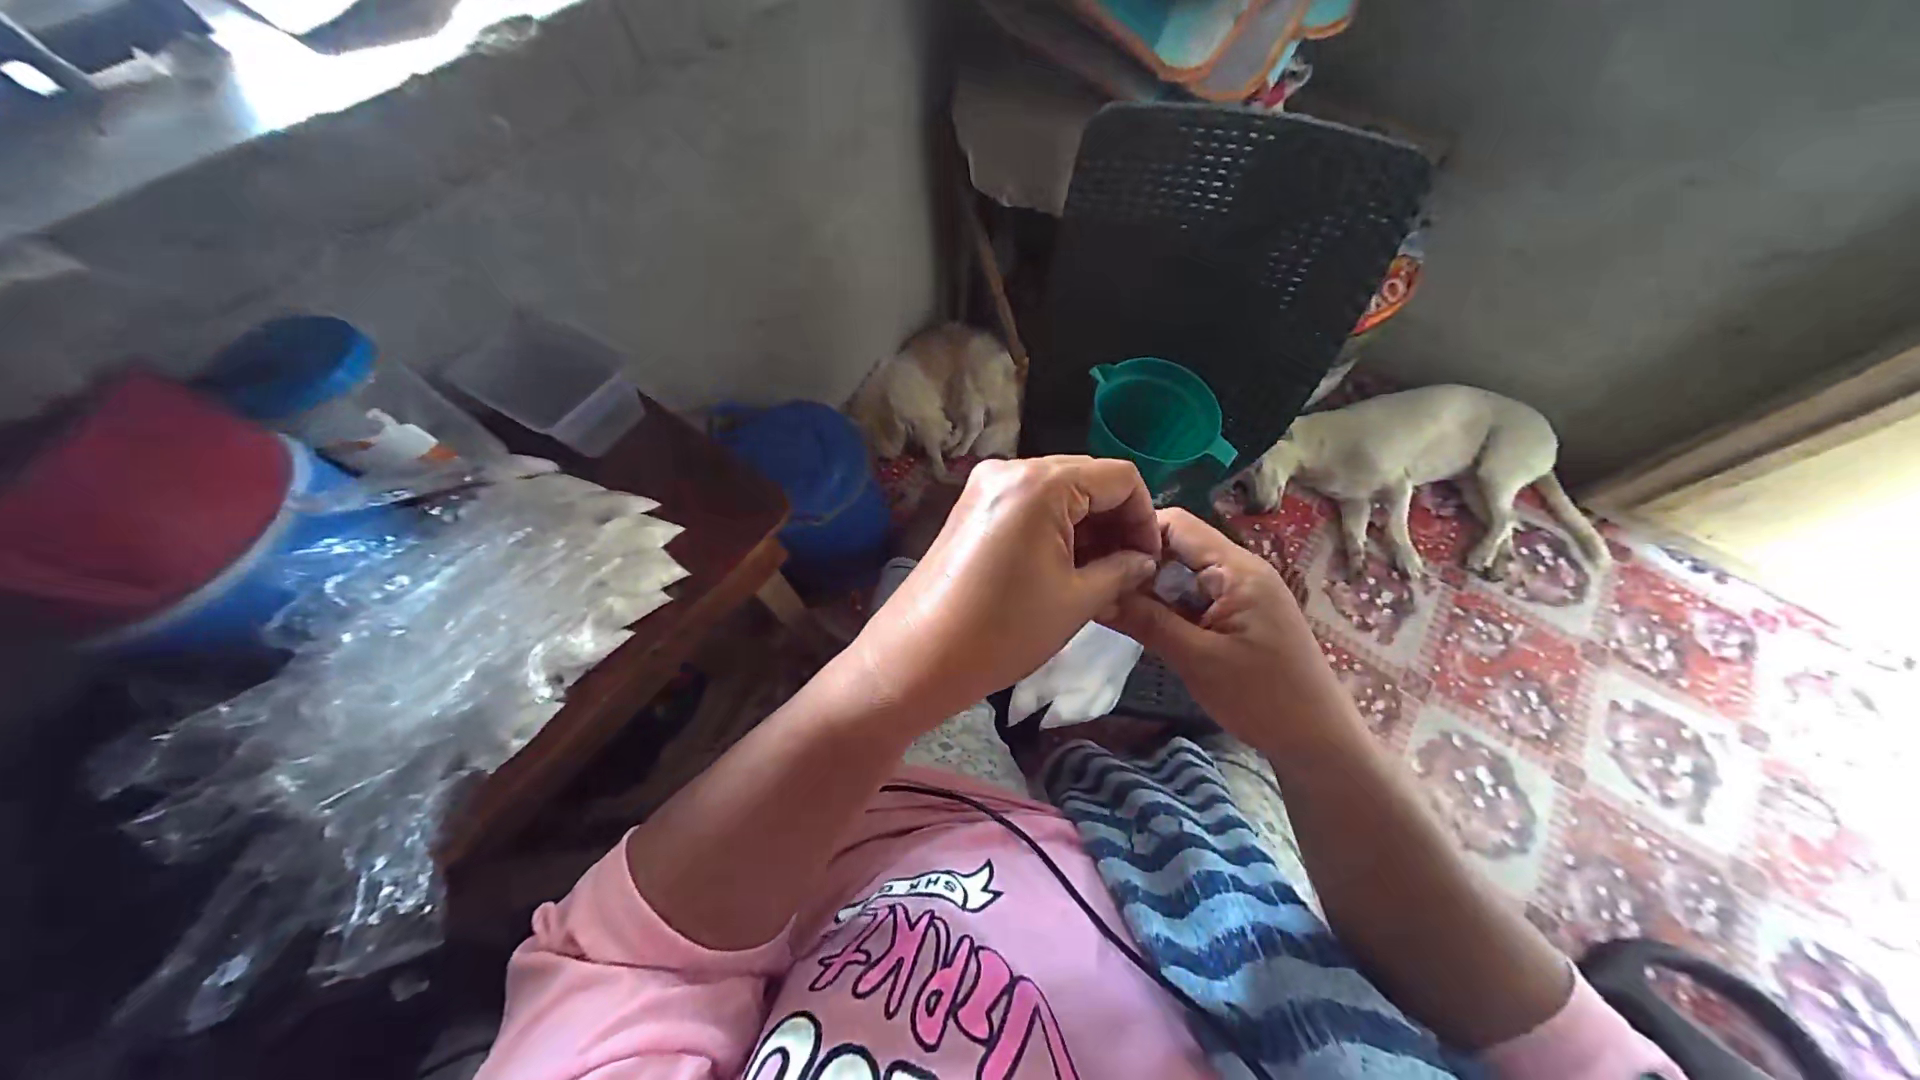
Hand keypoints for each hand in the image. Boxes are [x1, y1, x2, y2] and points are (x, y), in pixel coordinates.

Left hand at [847, 456, 1160, 726]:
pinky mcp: (970, 508)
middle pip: (1087, 479)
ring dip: (1086, 527)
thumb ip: (1122, 570)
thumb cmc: (1002, 630)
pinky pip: (1028, 506)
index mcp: (1041, 483)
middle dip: (1115, 522)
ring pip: (1058, 493)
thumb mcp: (1077, 601)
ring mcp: (985, 486)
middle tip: (1127, 570)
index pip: (1119, 477)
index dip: (1145, 517)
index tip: (1148, 560)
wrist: (917, 658)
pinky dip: (1054, 528)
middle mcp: (1010, 470)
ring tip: (1098, 574)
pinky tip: (1063, 566)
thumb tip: (1144, 560)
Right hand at [1107, 508, 1357, 750]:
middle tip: (1096, 581)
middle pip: (1178, 545)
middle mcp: (1241, 569)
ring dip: (1150, 584)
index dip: (1134, 532)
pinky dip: (1168, 603)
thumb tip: (1095, 595)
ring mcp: (1243, 591)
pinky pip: (1196, 594)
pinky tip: (1142, 618)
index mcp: (1237, 569)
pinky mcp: (1240, 613)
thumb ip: (1145, 621)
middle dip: (1137, 560)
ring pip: (1184, 571)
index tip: (1097, 554)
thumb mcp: (1195, 658)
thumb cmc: (1262, 698)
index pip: (1176, 524)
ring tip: (1110, 599)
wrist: (1319, 741)